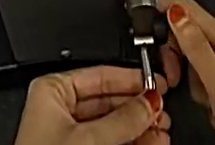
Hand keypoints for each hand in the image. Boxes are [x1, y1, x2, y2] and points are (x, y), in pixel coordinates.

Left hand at [12, 65, 170, 144]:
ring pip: (111, 127)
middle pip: (109, 102)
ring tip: (161, 132)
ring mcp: (66, 138)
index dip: (131, 79)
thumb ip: (123, 120)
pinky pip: (108, 144)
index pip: (100, 75)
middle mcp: (58, 112)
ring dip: (139, 130)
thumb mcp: (89, 140)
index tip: (156, 84)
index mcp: (52, 92)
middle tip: (162, 112)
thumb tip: (149, 101)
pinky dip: (130, 144)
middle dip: (138, 110)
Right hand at [159, 0, 214, 144]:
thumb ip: (198, 51)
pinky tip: (212, 109)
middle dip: (178, 51)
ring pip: (201, 57)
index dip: (167, 7)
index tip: (145, 11)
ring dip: (191, 75)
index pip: (193, 9)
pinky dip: (204, 90)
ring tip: (202, 102)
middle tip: (172, 76)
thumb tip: (177, 13)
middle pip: (195, 32)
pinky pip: (211, 76)